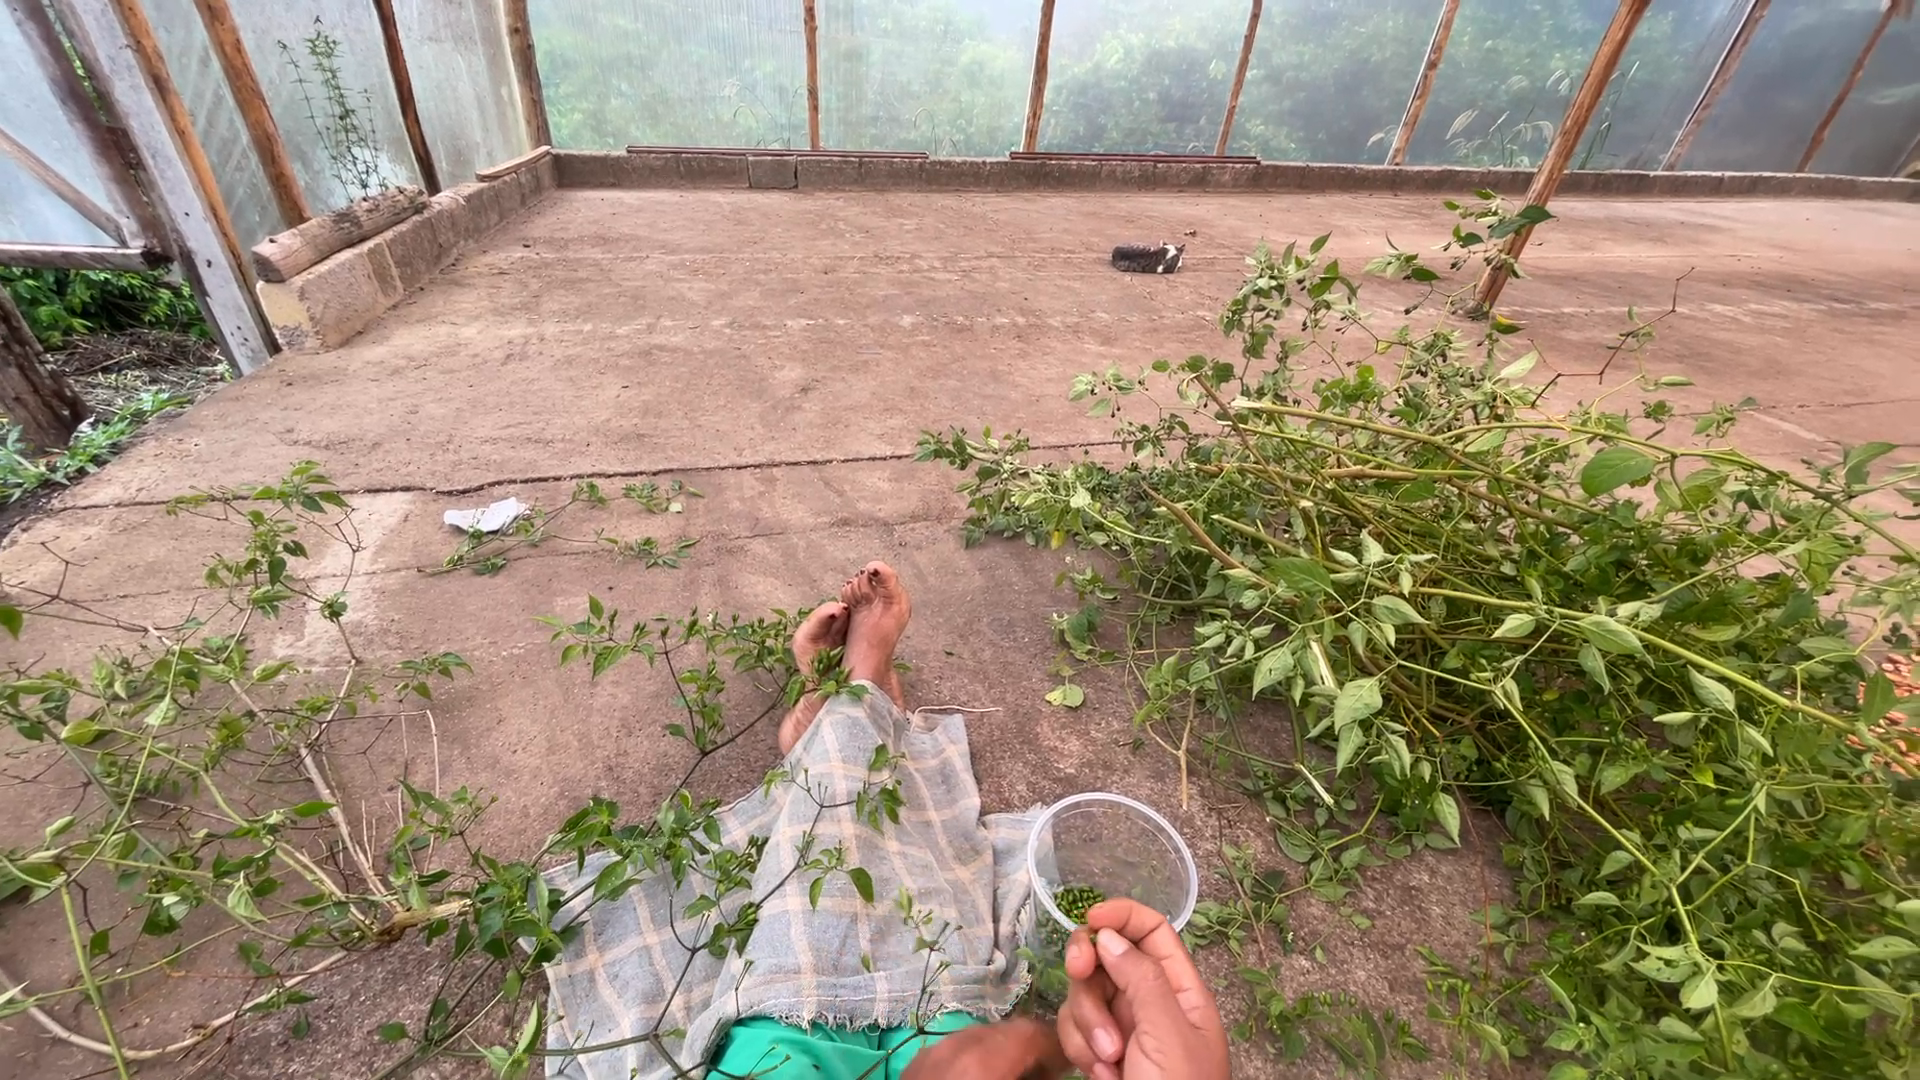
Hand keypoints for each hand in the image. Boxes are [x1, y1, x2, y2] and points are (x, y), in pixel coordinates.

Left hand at [899, 1017, 1067, 1079]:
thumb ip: (1038, 1078)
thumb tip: (1057, 1069)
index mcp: (981, 1058)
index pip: (1029, 1031)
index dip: (1057, 1040)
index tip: (1074, 1054)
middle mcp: (954, 1043)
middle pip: (1004, 1031)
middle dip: (1030, 1045)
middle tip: (1052, 1067)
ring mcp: (929, 1053)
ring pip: (977, 1038)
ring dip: (1003, 1052)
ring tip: (1021, 1072)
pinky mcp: (913, 1066)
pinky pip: (952, 1051)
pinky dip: (974, 1060)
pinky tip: (985, 1077)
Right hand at [1056, 899, 1229, 1079]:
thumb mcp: (1168, 1036)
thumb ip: (1142, 979)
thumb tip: (1109, 936)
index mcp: (1181, 992)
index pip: (1152, 931)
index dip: (1122, 915)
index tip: (1091, 919)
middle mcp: (1149, 1002)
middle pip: (1108, 954)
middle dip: (1088, 965)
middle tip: (1076, 973)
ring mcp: (1122, 1029)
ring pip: (1085, 991)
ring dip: (1086, 1021)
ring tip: (1107, 1062)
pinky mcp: (1097, 1054)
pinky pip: (1073, 1027)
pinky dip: (1079, 1047)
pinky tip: (1099, 1075)